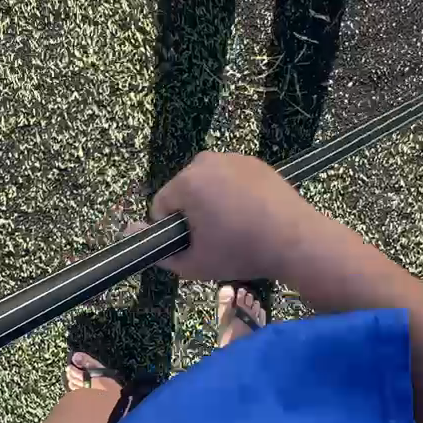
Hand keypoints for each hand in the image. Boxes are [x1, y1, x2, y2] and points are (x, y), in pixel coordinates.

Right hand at [147, 151, 348, 281]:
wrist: (295, 241)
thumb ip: (157, 251)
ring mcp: (233, 158)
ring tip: (236, 230)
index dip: (173, 231)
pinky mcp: (255, 162)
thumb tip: (127, 232)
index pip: (161, 206)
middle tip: (217, 241)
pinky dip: (234, 196)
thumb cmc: (241, 253)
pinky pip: (230, 180)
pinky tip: (251, 217)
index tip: (195, 246)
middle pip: (184, 192)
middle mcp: (207, 161)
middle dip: (193, 215)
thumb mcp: (193, 264)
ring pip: (208, 186)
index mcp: (188, 181)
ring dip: (213, 205)